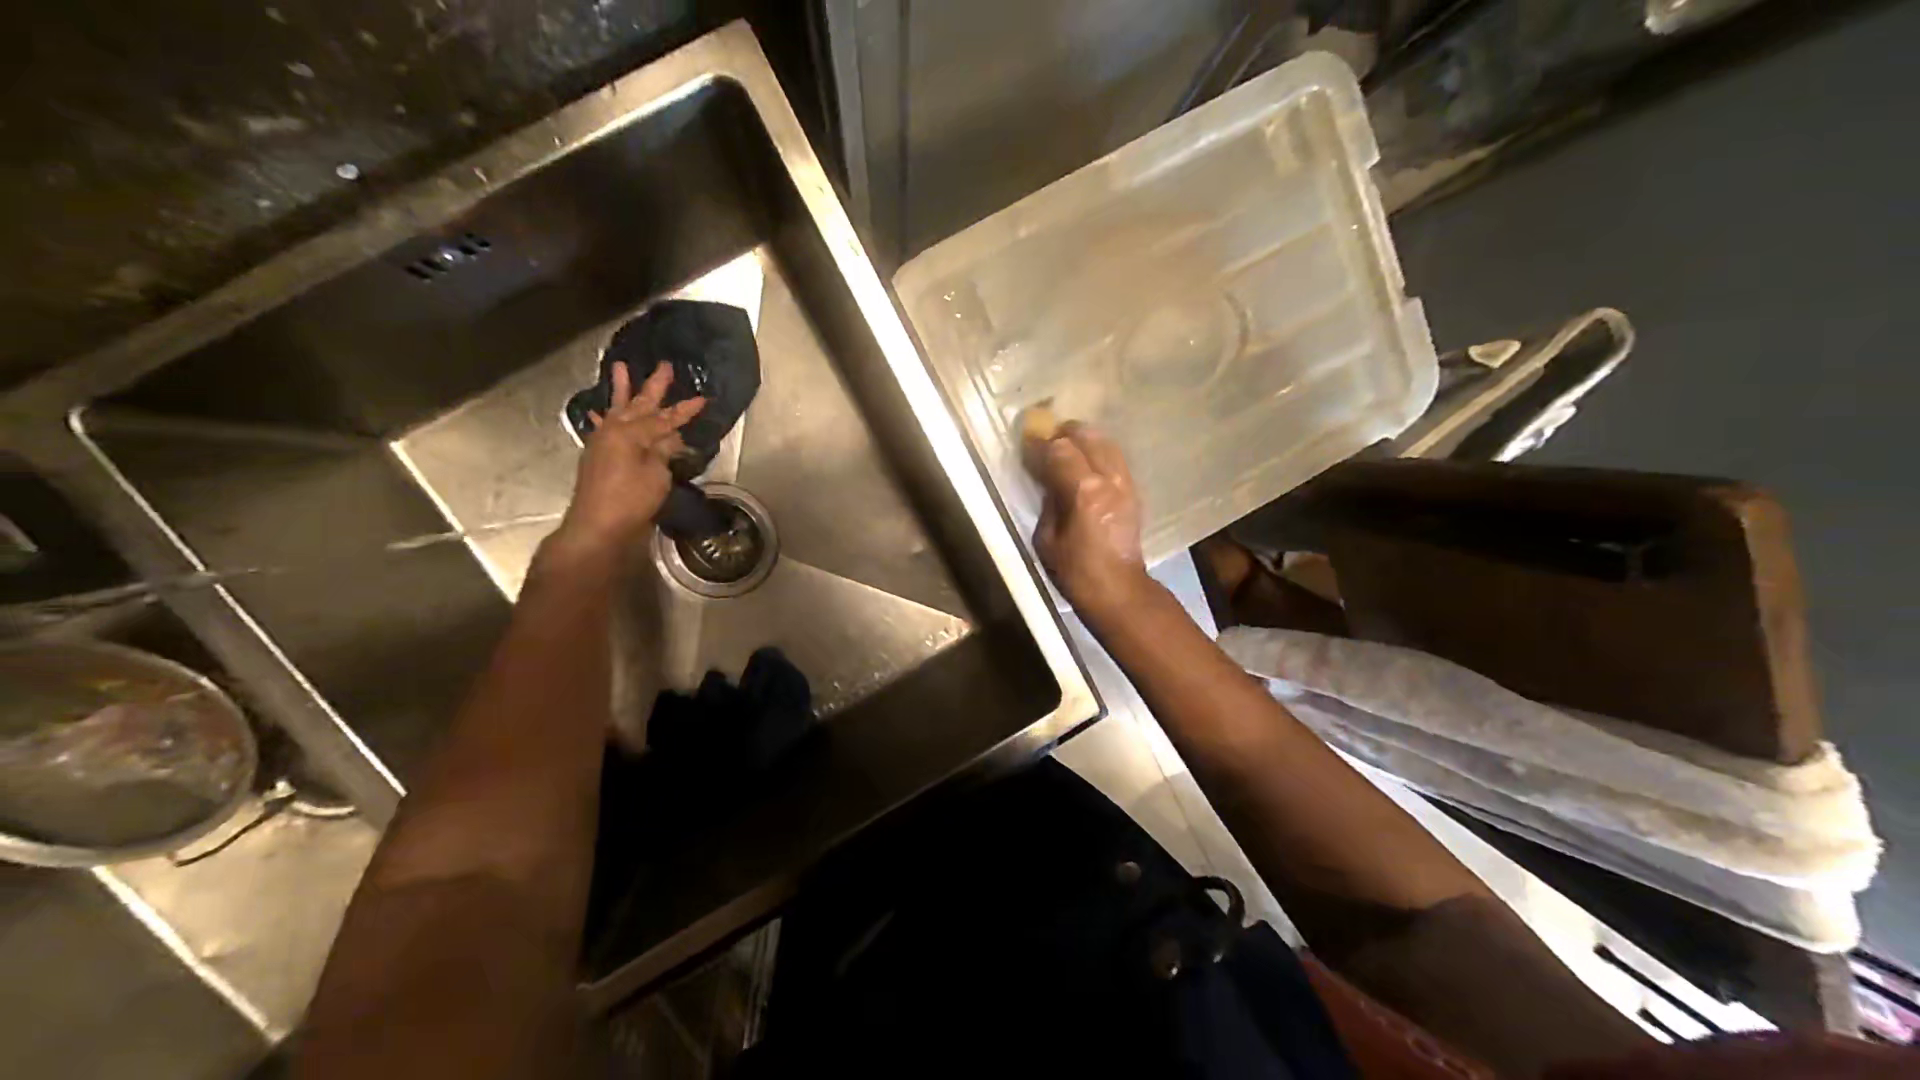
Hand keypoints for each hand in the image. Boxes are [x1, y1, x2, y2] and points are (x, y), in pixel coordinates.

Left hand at [551, 360, 704, 557]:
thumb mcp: (656, 475)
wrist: (598, 527)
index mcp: (631, 433)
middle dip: (653, 387)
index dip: (685, 410)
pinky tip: (601, 413)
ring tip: (620, 367)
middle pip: (639, 405)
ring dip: (622, 390)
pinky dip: (603, 418)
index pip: (665, 418)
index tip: (702, 399)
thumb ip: (662, 451)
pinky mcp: (598, 455)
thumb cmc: (631, 500)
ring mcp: (603, 442)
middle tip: (664, 366)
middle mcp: (615, 431)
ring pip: (618, 410)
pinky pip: (602, 428)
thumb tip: (670, 437)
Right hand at [1024, 422, 1151, 616]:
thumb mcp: (1046, 538)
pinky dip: (1098, 453)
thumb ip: (1047, 502)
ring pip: (1105, 442)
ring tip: (1066, 449)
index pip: (1059, 450)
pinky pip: (1115, 458)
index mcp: (1084, 492)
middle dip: (1064, 434)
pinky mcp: (1133, 491)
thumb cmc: (1076, 571)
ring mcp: (1125, 483)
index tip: (1026, 442)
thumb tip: (1048, 481)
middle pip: (1086, 435)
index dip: (1039, 443)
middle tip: (1046, 442)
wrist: (1119, 590)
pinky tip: (1085, 463)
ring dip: (1084, 440)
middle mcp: (1108, 479)